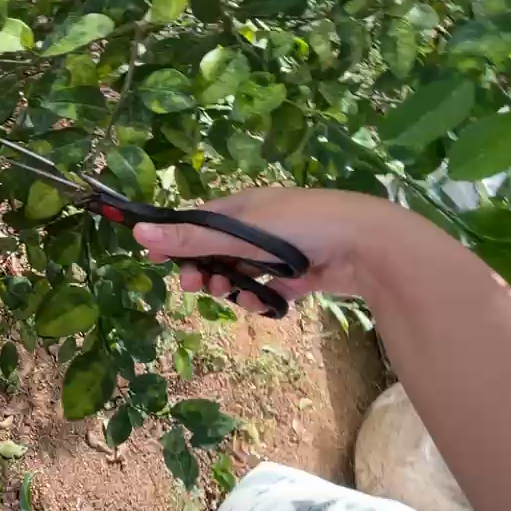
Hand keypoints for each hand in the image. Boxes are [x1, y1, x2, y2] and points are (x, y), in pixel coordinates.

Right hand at [132, 187, 416, 312]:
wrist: (372, 246)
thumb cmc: (301, 227)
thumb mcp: (238, 233)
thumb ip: (190, 238)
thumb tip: (137, 232)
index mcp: (242, 206)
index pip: (196, 222)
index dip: (176, 242)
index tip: (160, 262)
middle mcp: (259, 225)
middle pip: (216, 250)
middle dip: (203, 270)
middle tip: (195, 289)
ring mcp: (281, 250)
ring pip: (240, 271)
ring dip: (230, 286)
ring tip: (233, 297)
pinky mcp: (300, 273)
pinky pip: (267, 287)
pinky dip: (259, 296)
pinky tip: (261, 304)